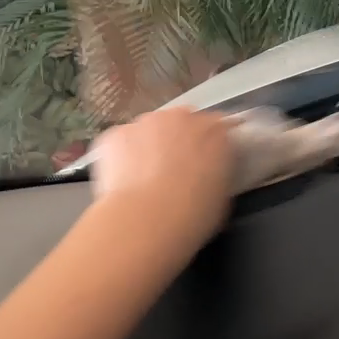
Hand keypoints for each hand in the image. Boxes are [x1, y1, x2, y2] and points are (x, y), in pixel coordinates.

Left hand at [89, 107, 233, 252]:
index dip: (210, 146)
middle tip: (173, 172)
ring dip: (150, 146)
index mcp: (217, 130)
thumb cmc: (191, 216)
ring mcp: (147, 121)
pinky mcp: (116, 134)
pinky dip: (122, 155)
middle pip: (183, 122)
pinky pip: (122, 141)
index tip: (205, 164)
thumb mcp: (222, 197)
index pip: (218, 128)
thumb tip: (209, 175)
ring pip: (150, 129)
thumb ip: (218, 174)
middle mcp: (184, 117)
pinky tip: (123, 181)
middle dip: (178, 141)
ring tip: (144, 180)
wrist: (144, 222)